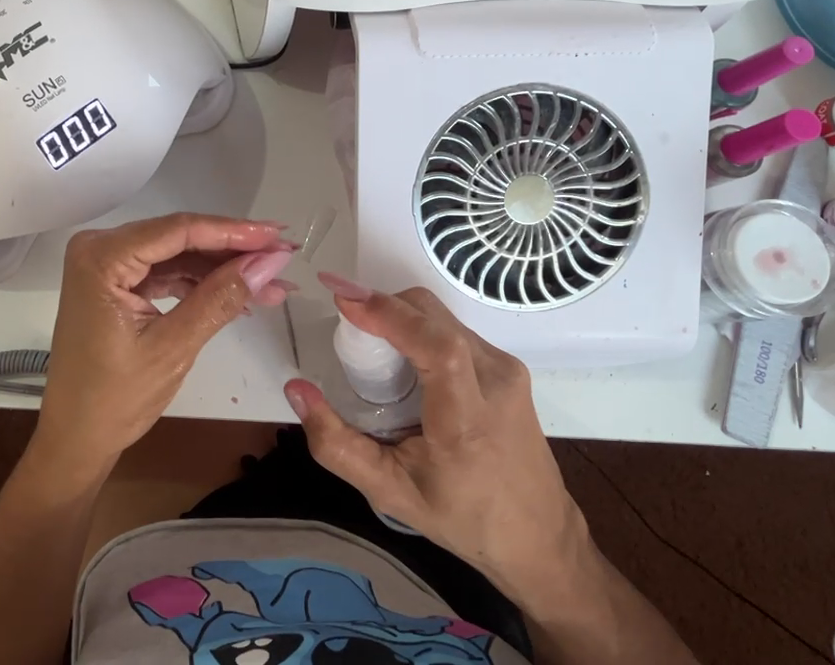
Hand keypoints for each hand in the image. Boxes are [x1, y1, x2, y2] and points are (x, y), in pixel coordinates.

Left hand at [34, 213, 294, 475]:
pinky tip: (241, 296)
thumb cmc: (115, 398)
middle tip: (284, 257)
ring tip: (273, 285)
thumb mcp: (174, 346)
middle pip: (178, 239)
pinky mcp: (115, 284)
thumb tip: (269, 262)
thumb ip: (220, 298)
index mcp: (101, 257)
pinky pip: (165, 273)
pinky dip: (200, 284)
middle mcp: (98, 249)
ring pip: (176, 256)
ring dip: (222, 270)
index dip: (232, 231)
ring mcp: (105, 266)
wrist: (76, 436)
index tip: (277, 236)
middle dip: (232, 251)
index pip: (177, 230)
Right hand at [285, 277, 594, 603]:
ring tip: (368, 345)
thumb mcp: (388, 491)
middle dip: (383, 305)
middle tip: (344, 322)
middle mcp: (495, 380)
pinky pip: (453, 329)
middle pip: (432, 315)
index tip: (342, 298)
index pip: (436, 345)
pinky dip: (418, 329)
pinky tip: (401, 359)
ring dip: (400, 316)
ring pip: (441, 316)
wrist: (538, 536)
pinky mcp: (508, 367)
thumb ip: (336, 444)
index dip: (388, 312)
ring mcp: (507, 370)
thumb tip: (296, 389)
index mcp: (467, 417)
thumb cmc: (461, 517)